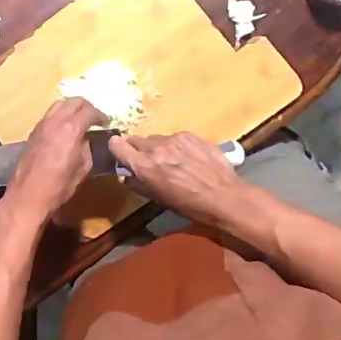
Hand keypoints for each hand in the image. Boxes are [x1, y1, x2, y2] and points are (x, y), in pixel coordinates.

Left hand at [4, 98, 108, 218]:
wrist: (29, 194)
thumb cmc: (60, 185)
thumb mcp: (83, 167)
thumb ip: (87, 147)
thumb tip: (87, 138)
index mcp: (71, 129)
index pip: (90, 111)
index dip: (101, 115)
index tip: (106, 122)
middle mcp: (55, 121)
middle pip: (74, 101)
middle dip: (87, 107)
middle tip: (94, 118)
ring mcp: (42, 124)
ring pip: (59, 104)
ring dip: (71, 108)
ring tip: (78, 120)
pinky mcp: (33, 131)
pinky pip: (49, 114)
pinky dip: (60, 115)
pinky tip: (63, 129)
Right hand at [109, 132, 250, 230]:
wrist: (223, 196)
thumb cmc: (188, 204)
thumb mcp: (157, 199)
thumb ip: (138, 183)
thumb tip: (127, 175)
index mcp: (143, 165)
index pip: (117, 145)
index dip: (117, 148)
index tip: (122, 153)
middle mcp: (155, 147)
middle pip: (137, 140)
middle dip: (139, 149)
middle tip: (150, 161)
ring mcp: (174, 138)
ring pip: (157, 139)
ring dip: (159, 148)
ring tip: (174, 162)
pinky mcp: (190, 135)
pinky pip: (176, 138)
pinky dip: (178, 146)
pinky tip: (190, 158)